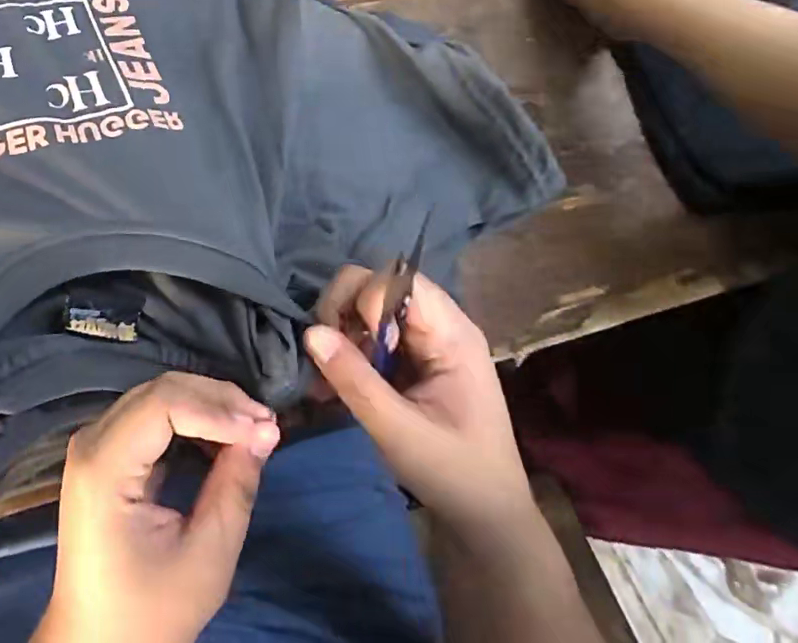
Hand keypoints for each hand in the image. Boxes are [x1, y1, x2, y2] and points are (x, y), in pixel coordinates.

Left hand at [35, 373, 280, 642]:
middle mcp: (92, 440)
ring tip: (252, 427)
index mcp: (104, 466)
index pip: (164, 404)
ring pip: (158, 396)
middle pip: (161, 391)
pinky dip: (191, 418)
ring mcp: (94, 442)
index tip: (263, 428)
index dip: (218, 408)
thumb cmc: (149, 610)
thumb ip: (236, 486)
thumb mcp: (206, 557)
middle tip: (265, 423)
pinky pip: (151, 414)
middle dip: (218, 401)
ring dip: (208, 405)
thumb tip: (267, 431)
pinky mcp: (105, 451)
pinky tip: (222, 435)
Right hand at [307, 267, 532, 546]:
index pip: (398, 281)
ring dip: (342, 334)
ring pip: (370, 307)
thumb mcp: (398, 431)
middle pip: (380, 285)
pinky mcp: (412, 357)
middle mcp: (439, 324)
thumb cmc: (453, 474)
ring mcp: (426, 340)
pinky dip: (348, 352)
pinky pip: (372, 334)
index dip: (362, 301)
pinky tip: (333, 384)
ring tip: (326, 378)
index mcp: (452, 333)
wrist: (487, 517)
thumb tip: (310, 331)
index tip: (344, 344)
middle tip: (327, 356)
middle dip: (344, 311)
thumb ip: (354, 379)